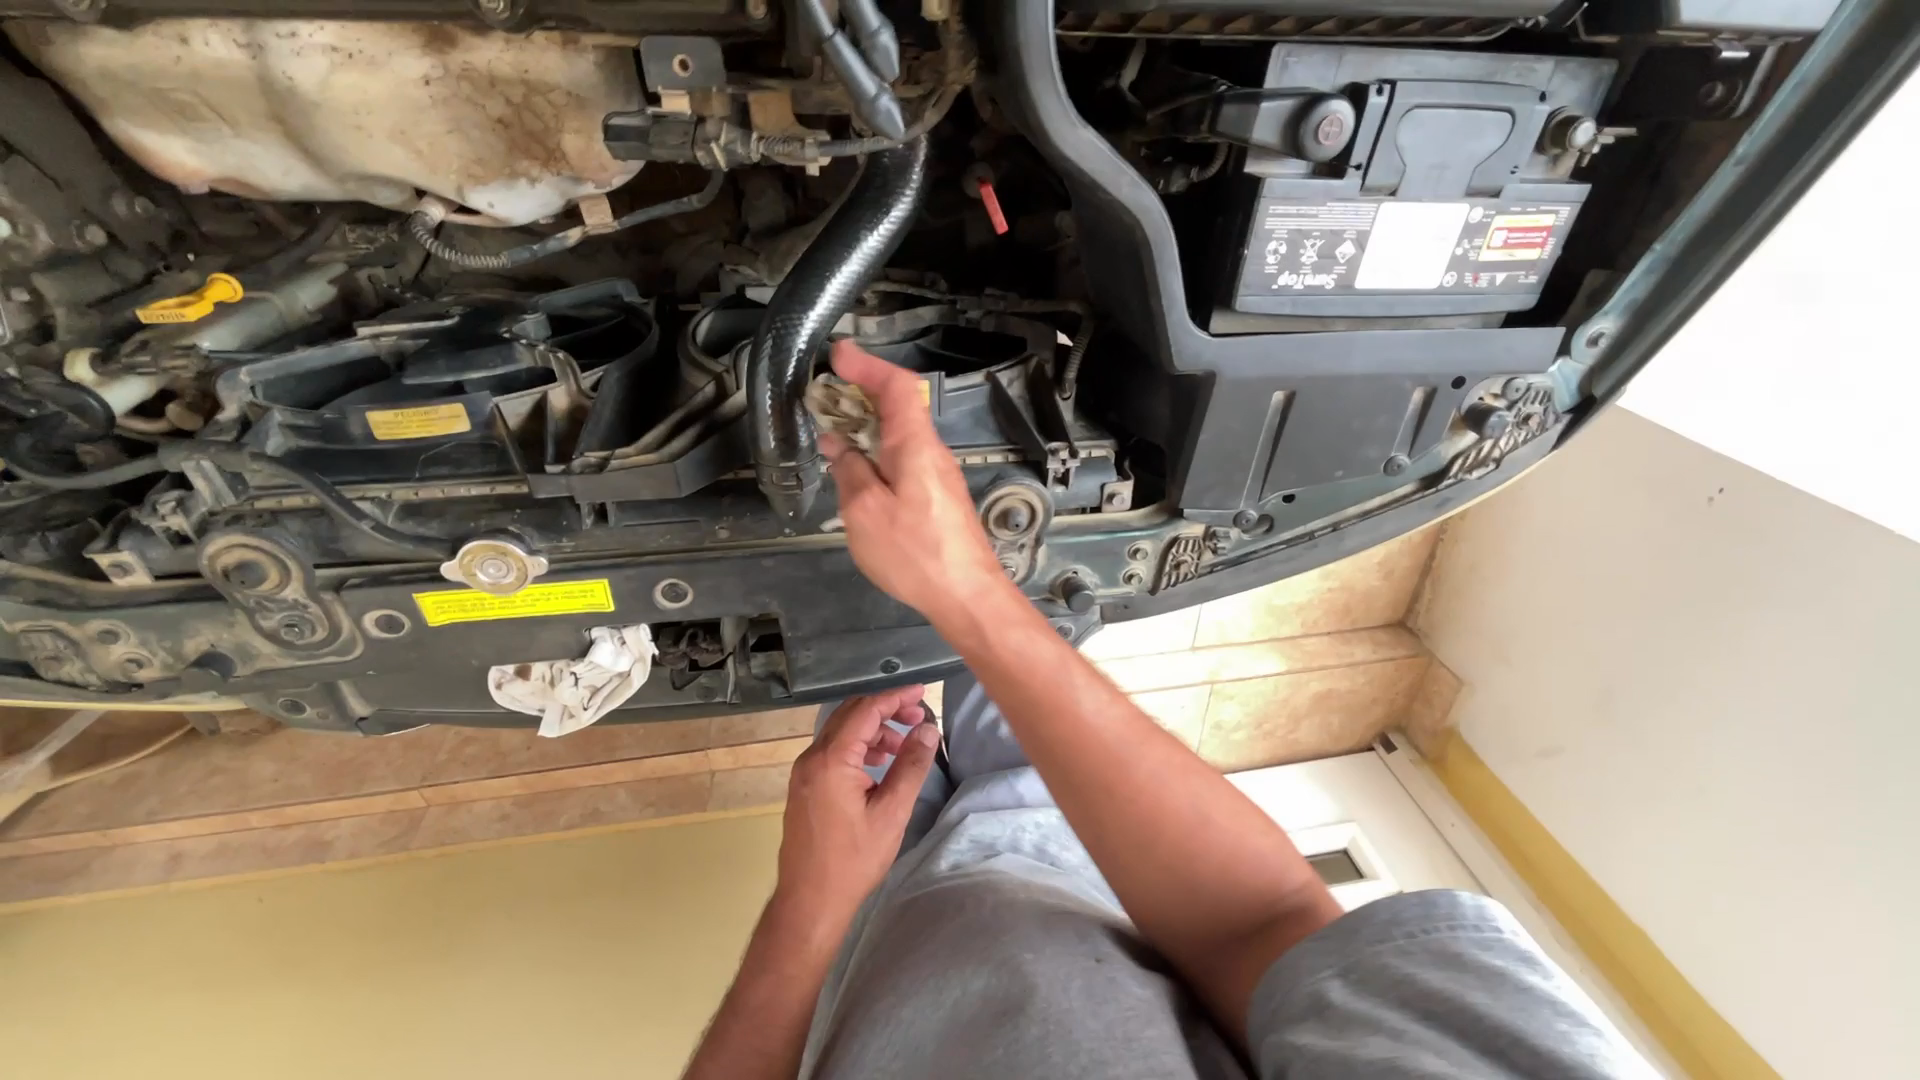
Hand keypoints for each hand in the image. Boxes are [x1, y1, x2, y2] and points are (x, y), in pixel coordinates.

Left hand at [775, 684, 942, 921]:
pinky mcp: (804, 785)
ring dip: (873, 729)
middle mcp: (811, 758)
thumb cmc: (853, 860)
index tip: (922, 691)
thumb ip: (911, 766)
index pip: (866, 710)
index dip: (895, 697)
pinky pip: (833, 750)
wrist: (810, 902)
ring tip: (904, 744)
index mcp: (831, 760)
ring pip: (841, 732)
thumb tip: (928, 730)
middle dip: (886, 709)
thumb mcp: (891, 813)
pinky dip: (858, 746)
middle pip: (850, 714)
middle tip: (919, 717)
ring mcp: (804, 772)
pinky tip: (881, 762)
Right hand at [819, 340, 1011, 626]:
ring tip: (834, 431)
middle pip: (899, 408)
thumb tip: (839, 445)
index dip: (868, 365)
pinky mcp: (938, 498)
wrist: (967, 594)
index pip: (897, 387)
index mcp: (915, 446)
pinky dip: (878, 453)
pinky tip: (859, 470)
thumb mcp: (866, 512)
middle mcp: (931, 453)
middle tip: (825, 395)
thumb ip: (850, 472)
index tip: (839, 356)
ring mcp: (938, 476)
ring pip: (901, 436)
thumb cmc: (917, 554)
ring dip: (868, 426)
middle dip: (861, 393)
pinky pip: (904, 460)